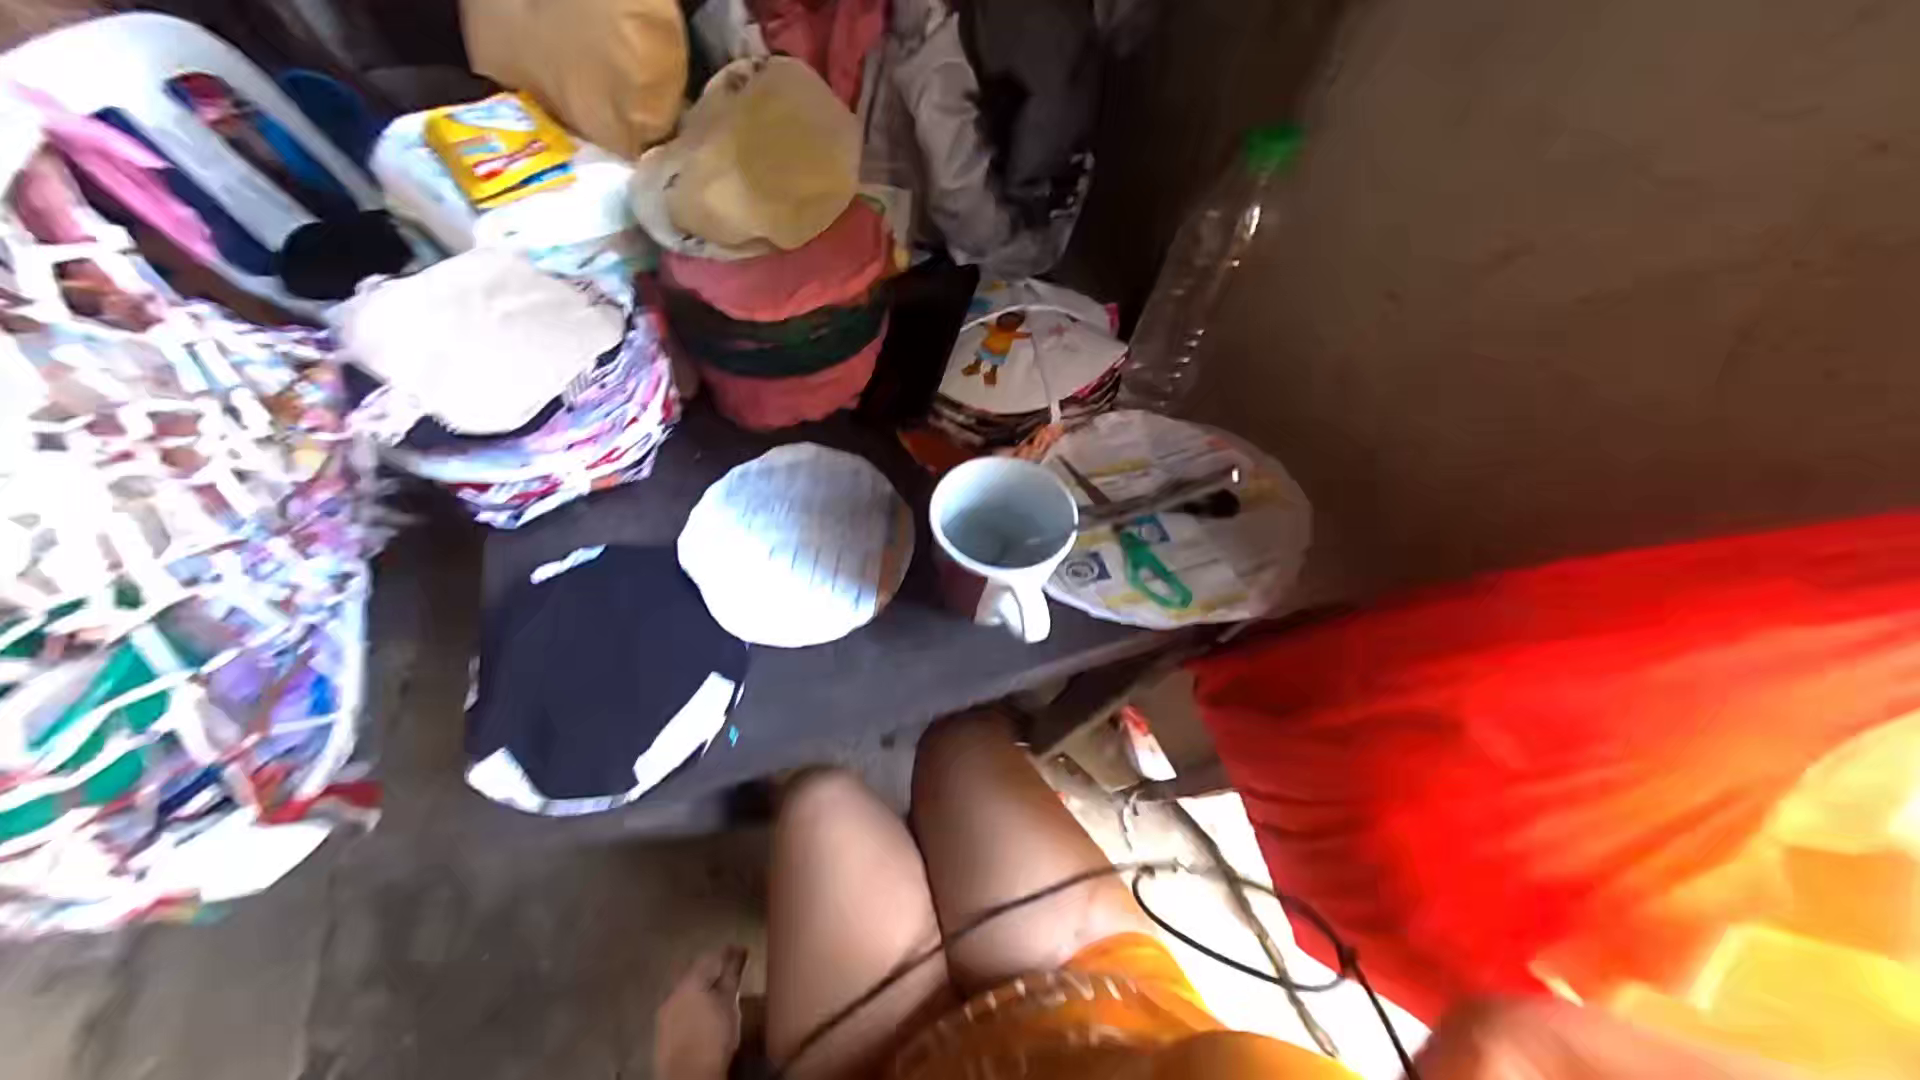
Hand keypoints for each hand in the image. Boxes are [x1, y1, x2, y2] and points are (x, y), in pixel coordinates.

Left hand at [655, 946, 747, 1079]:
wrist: (689, 1079)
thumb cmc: (714, 1039)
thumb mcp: (729, 1004)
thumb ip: (733, 975)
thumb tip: (740, 951)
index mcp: (689, 982)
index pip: (711, 956)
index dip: (728, 952)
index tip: (742, 950)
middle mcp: (673, 993)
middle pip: (695, 970)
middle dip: (712, 967)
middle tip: (730, 969)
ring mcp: (665, 1013)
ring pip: (686, 988)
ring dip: (702, 985)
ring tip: (719, 990)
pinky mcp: (663, 1032)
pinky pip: (681, 1006)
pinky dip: (694, 1002)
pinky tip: (704, 1010)